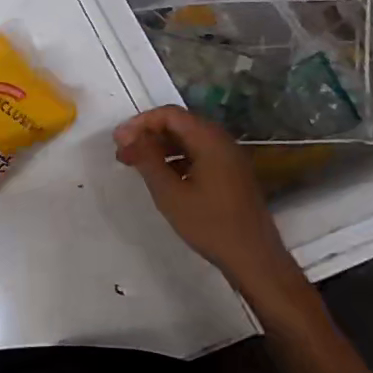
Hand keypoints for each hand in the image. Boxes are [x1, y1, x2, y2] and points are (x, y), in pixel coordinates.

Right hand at [113, 106, 295, 283]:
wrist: (254, 258)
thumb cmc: (210, 224)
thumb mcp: (170, 193)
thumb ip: (147, 159)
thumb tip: (126, 135)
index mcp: (209, 140)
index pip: (169, 115)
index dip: (140, 123)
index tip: (118, 140)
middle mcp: (222, 141)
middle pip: (179, 124)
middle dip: (148, 134)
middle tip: (123, 152)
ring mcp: (229, 157)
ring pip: (188, 140)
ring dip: (160, 147)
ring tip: (136, 164)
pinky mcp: (231, 173)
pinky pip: (199, 154)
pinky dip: (176, 159)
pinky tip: (161, 177)